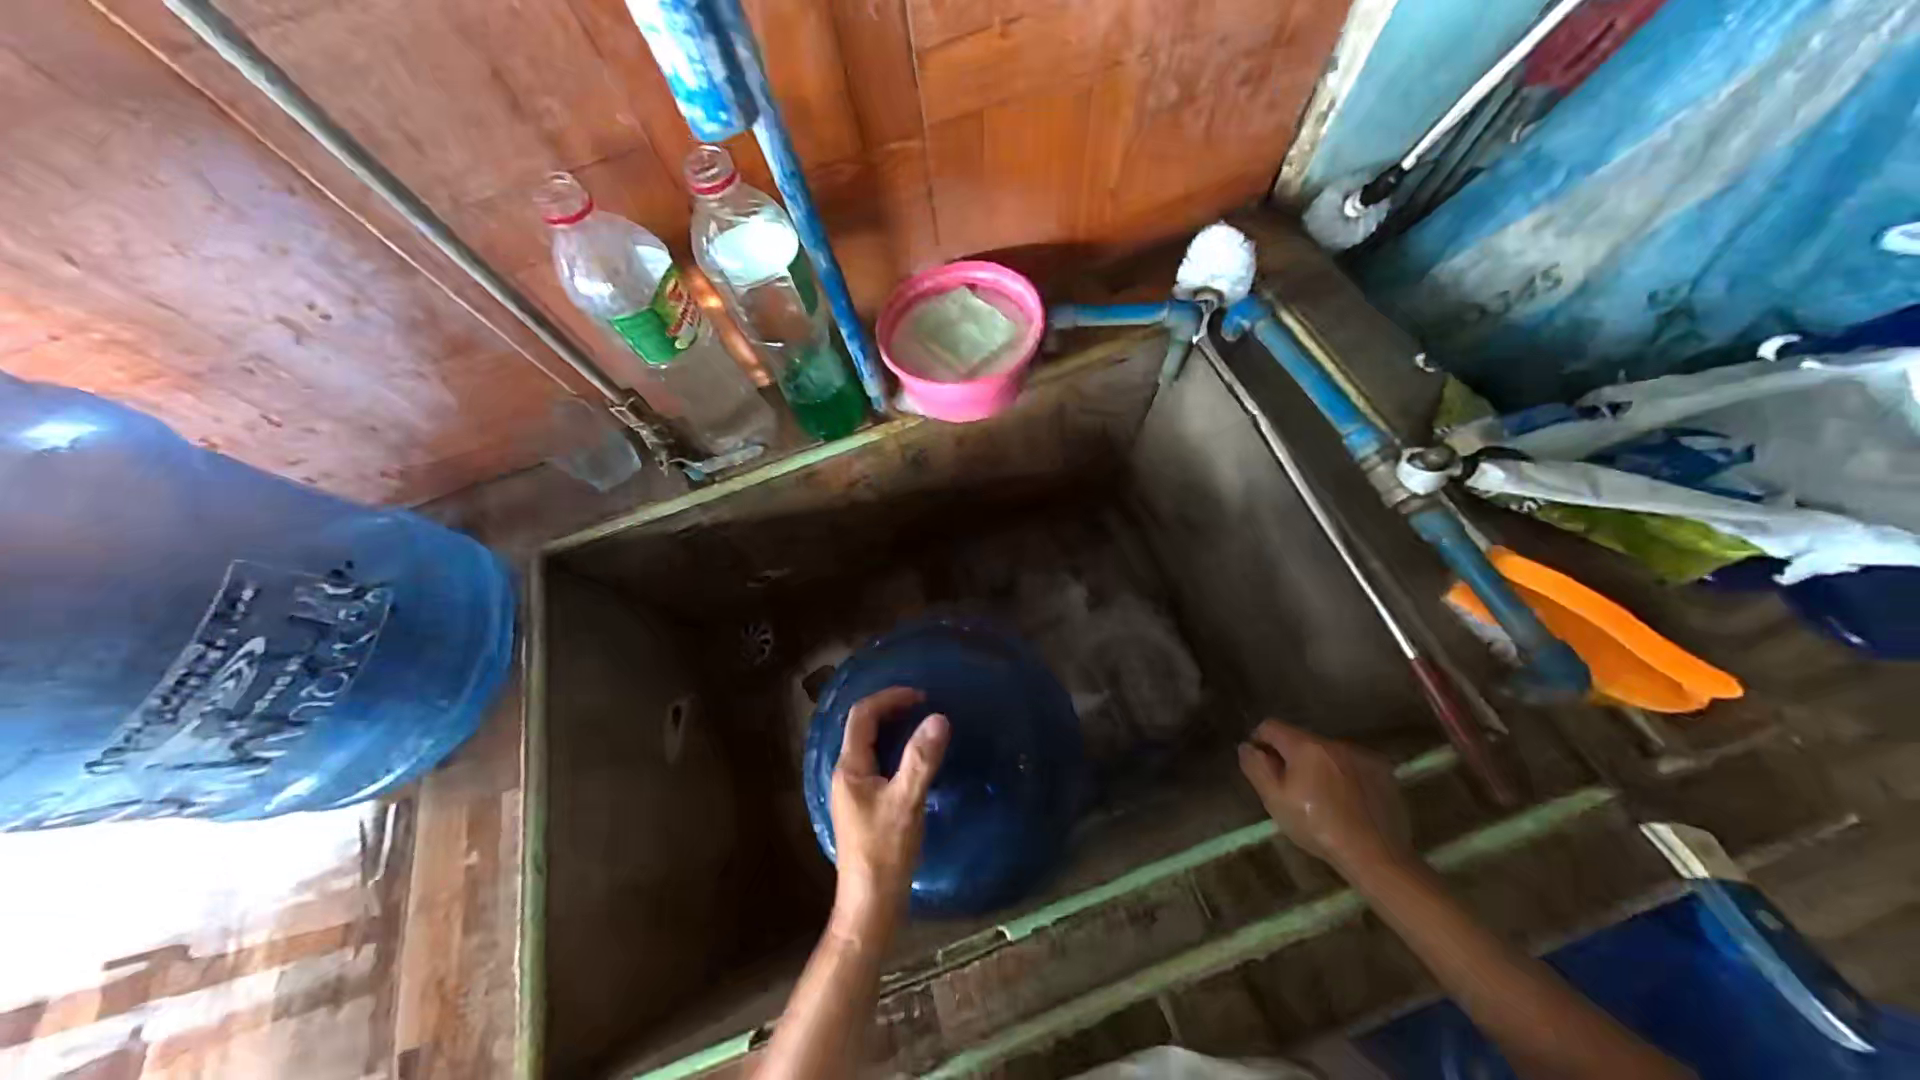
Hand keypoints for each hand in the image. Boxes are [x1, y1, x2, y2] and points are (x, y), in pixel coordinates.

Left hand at [829, 687, 949, 933]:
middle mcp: (847, 774)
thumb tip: (938, 718)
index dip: (890, 698)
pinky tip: (918, 761)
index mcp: (850, 768)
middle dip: (892, 709)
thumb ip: (921, 760)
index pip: (862, 716)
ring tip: (924, 726)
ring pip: (871, 746)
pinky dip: (897, 751)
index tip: (921, 696)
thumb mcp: (906, 803)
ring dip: (895, 729)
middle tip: (925, 706)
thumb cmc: (885, 853)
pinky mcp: (865, 805)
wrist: (870, 905)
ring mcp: (854, 791)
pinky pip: (878, 763)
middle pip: (864, 727)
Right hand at [1238, 719, 1411, 873]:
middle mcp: (1334, 743)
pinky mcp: (1383, 771)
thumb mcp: (1275, 801)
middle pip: (1301, 740)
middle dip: (1292, 758)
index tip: (1262, 766)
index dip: (1260, 741)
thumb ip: (1256, 768)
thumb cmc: (1317, 828)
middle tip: (1292, 790)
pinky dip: (1345, 775)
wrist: (1376, 856)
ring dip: (1319, 766)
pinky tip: (1348, 801)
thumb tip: (1247, 746)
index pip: (1271, 727)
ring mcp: (1363, 755)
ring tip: (1323, 798)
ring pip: (1328, 753)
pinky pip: (1353, 764)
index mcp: (1305, 747)